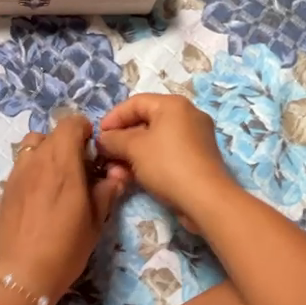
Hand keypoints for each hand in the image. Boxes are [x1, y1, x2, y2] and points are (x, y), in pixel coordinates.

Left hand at [0, 114, 129, 300]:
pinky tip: (40, 198)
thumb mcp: (95, 221)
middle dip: (68, 145)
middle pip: (52, 134)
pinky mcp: (5, 186)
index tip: (93, 152)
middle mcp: (37, 158)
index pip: (71, 123)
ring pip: (33, 147)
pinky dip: (34, 170)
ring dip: (48, 154)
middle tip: (80, 171)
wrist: (22, 274)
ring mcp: (17, 171)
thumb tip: (118, 173)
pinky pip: (22, 165)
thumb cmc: (65, 247)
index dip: (84, 131)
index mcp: (62, 160)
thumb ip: (106, 191)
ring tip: (58, 181)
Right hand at [94, 94, 238, 230]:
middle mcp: (187, 116)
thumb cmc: (168, 164)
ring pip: (154, 142)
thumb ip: (113, 139)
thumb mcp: (133, 148)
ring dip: (132, 156)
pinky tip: (134, 179)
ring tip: (117, 174)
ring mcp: (195, 139)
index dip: (113, 118)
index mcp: (173, 104)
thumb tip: (103, 140)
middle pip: (144, 123)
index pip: (135, 103)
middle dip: (122, 142)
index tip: (98, 136)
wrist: (207, 201)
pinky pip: (167, 155)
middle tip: (106, 158)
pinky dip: (149, 163)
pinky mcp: (198, 160)